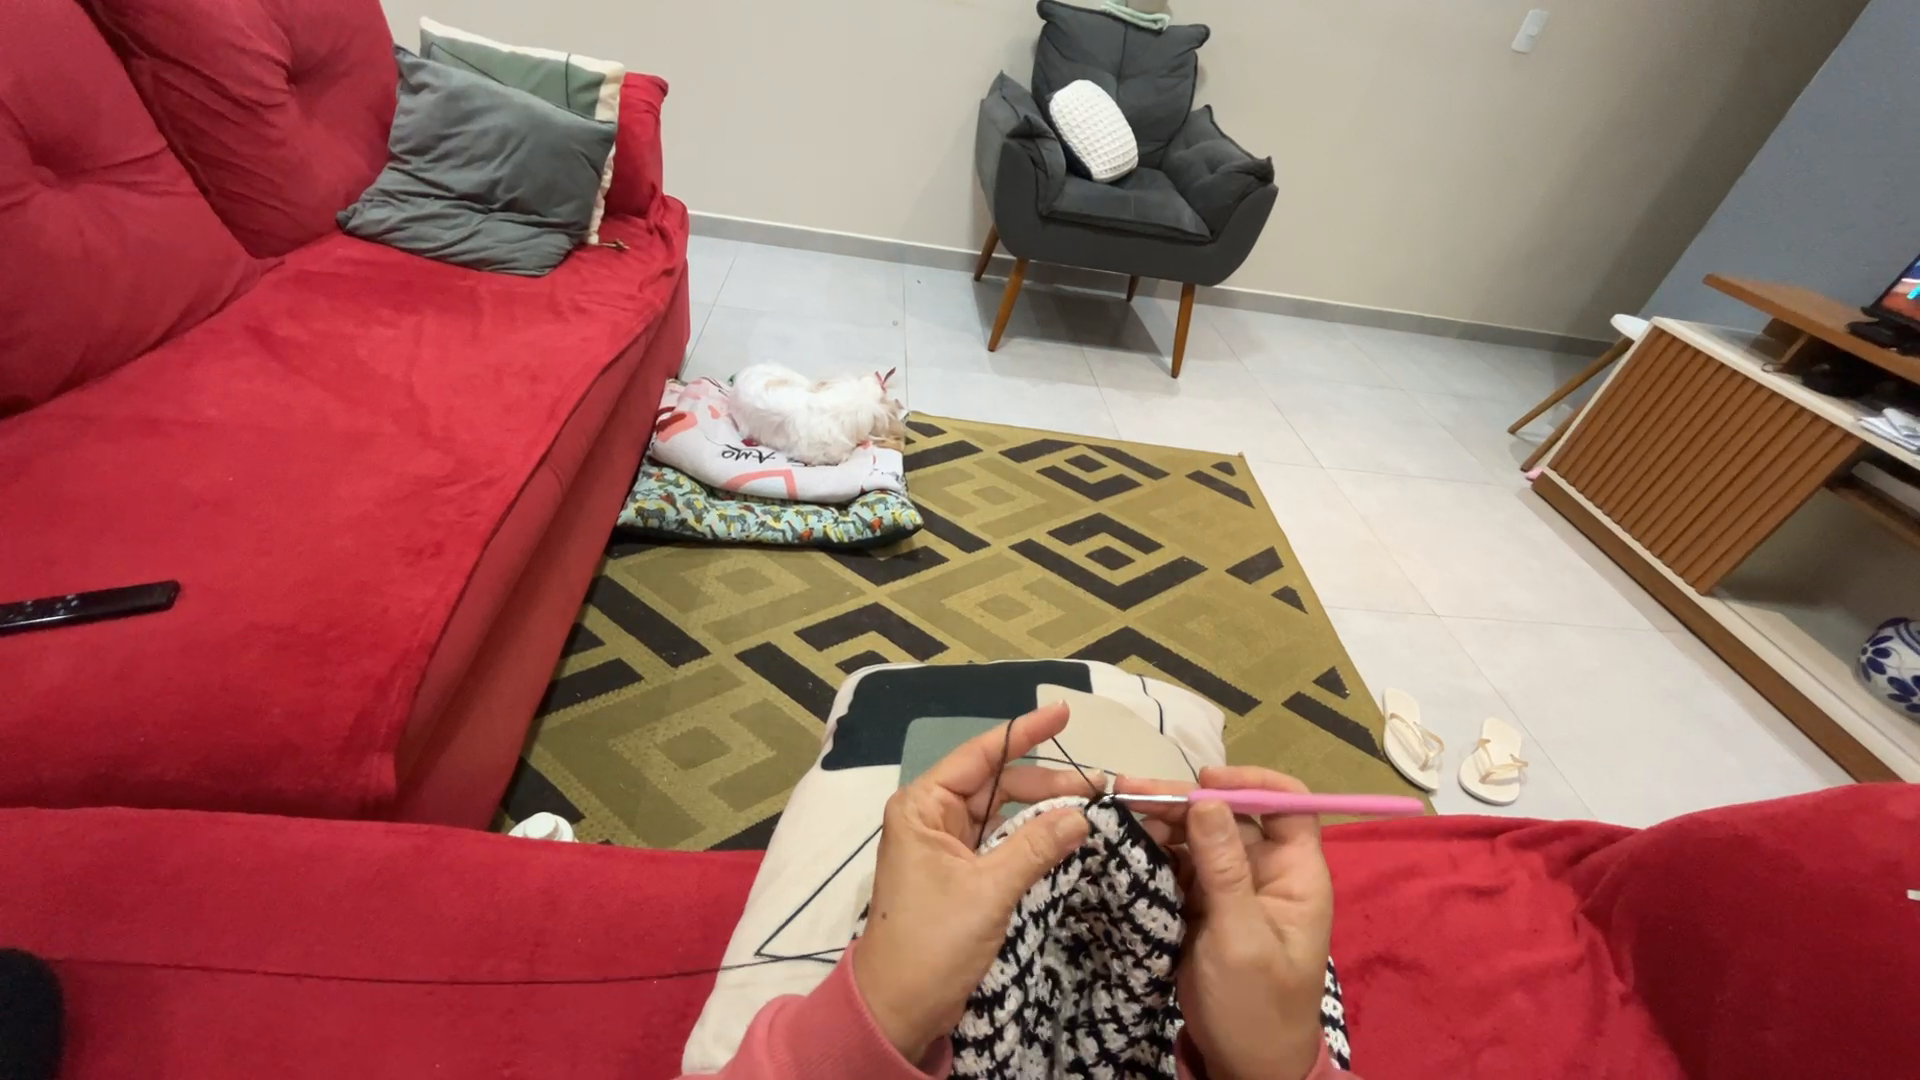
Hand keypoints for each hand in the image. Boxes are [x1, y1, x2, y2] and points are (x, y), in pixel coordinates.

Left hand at [852, 702, 1095, 1061]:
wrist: (897, 1010)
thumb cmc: (932, 941)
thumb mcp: (988, 890)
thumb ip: (1036, 846)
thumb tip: (1082, 815)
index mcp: (924, 804)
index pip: (980, 754)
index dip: (1024, 731)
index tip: (1062, 711)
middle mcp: (933, 814)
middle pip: (996, 781)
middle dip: (1045, 780)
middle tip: (1098, 783)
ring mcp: (947, 842)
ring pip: (1002, 810)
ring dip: (1042, 807)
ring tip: (1090, 803)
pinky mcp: (960, 870)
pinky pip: (1001, 838)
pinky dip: (1031, 834)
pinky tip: (1063, 830)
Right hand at [1119, 766, 1333, 1079]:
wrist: (1240, 1065)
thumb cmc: (1256, 1007)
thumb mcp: (1240, 938)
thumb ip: (1224, 869)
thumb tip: (1206, 799)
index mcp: (1294, 875)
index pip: (1287, 806)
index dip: (1250, 782)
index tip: (1204, 779)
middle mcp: (1264, 868)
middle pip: (1226, 813)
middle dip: (1182, 799)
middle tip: (1129, 790)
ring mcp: (1231, 881)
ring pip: (1196, 831)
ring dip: (1160, 818)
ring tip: (1119, 812)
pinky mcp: (1202, 896)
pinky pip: (1178, 856)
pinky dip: (1153, 845)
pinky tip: (1125, 838)